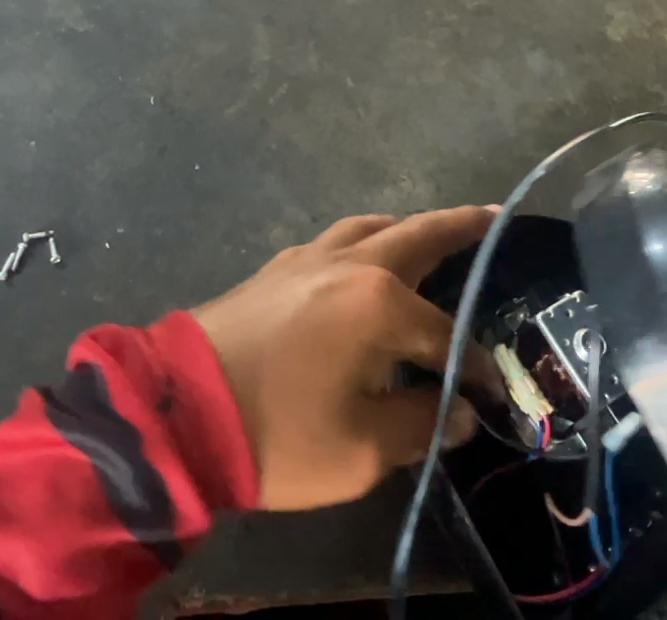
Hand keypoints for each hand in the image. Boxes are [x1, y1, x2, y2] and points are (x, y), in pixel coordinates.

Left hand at [192, 207, 499, 510]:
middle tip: (493, 216)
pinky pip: (333, 242)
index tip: (488, 396)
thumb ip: (419, 425)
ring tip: (428, 236)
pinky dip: (362, 243)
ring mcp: (307, 260)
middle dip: (460, 227)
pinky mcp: (274, 270)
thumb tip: (458, 413)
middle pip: (417, 237)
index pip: (444, 334)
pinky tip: (360, 265)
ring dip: (406, 228)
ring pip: (370, 228)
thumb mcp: (361, 450)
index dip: (470, 368)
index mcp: (379, 303)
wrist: (173, 415)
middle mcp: (349, 265)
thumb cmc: (277, 434)